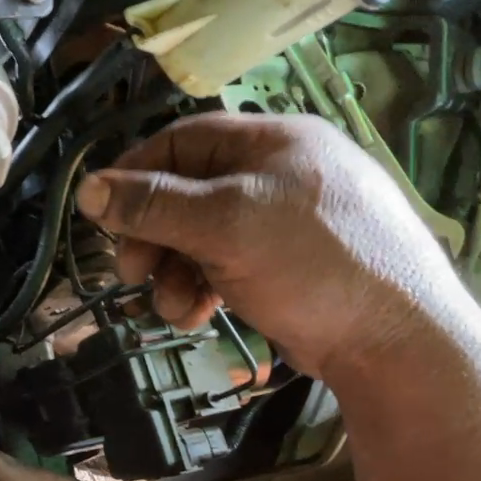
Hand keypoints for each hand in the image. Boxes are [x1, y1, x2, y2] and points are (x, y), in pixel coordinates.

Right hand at [75, 113, 479, 381]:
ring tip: (174, 308)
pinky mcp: (283, 266)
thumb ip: (152, 206)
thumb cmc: (311, 262)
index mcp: (273, 142)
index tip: (102, 215)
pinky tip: (195, 315)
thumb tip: (86, 189)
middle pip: (184, 194)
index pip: (181, 140)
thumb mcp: (223, 225)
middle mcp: (276, 174)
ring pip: (197, 237)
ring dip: (172, 273)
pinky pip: (221, 265)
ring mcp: (281, 222)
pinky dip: (199, 288)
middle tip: (131, 273)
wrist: (395, 341)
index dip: (135, 174)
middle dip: (152, 237)